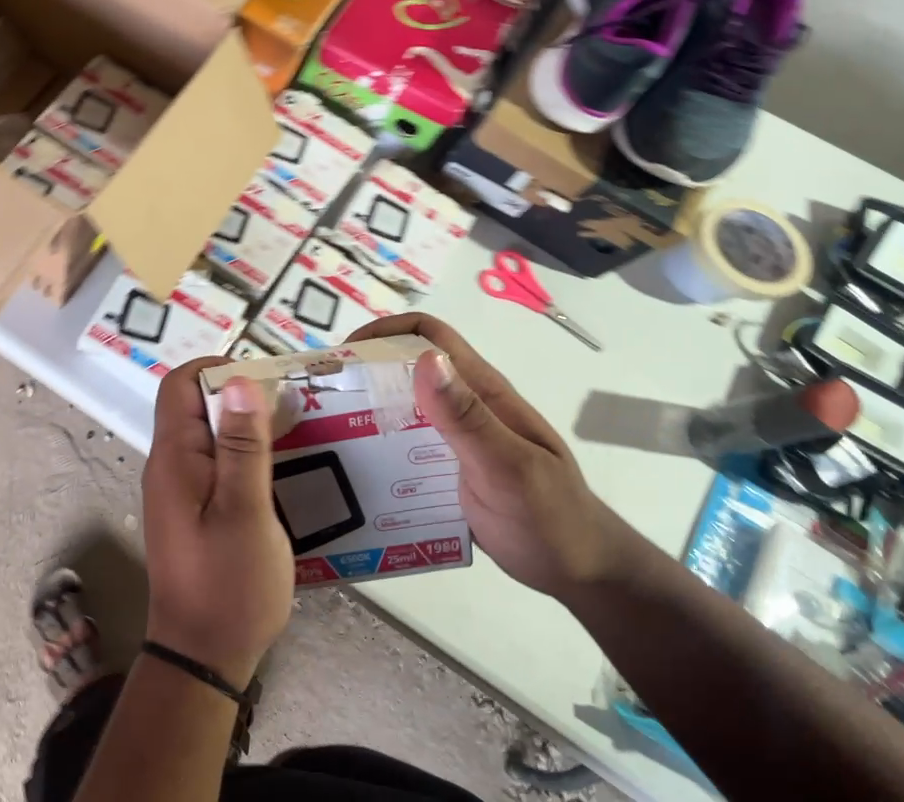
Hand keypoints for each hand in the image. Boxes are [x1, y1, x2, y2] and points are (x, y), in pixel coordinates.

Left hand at [141, 359, 294, 688]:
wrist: (203, 655)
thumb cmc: (229, 584)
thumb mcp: (246, 511)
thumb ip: (243, 446)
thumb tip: (238, 381)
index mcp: (174, 457)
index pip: (179, 385)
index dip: (217, 369)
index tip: (266, 377)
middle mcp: (169, 467)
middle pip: (195, 408)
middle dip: (241, 398)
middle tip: (295, 405)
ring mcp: (179, 492)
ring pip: (210, 438)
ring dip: (248, 430)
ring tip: (299, 434)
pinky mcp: (193, 514)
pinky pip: (216, 468)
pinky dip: (246, 460)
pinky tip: (284, 473)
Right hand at [345, 314, 643, 600]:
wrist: (582, 572)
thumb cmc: (551, 518)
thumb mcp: (508, 467)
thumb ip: (467, 417)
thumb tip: (424, 359)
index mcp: (482, 392)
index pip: (429, 335)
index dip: (384, 332)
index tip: (343, 356)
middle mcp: (465, 406)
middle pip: (404, 368)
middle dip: (361, 372)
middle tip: (321, 400)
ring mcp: (455, 438)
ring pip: (400, 407)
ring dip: (363, 410)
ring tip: (325, 433)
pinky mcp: (445, 469)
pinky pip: (402, 445)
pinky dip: (374, 445)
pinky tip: (353, 468)